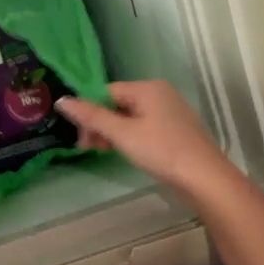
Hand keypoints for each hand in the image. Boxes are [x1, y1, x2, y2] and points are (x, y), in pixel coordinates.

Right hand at [57, 81, 232, 191]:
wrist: (202, 176)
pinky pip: (142, 125)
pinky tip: (125, 152)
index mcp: (147, 88)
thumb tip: (61, 100)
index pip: (106, 92)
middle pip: (117, 104)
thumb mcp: (122, 133)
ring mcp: (169, 111)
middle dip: (99, 124)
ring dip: (112, 132)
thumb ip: (91, 116)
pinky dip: (129, 136)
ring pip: (129, 116)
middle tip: (89, 148)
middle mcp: (159, 93)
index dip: (89, 112)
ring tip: (105, 152)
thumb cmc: (160, 150)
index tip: (81, 138)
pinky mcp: (174, 128)